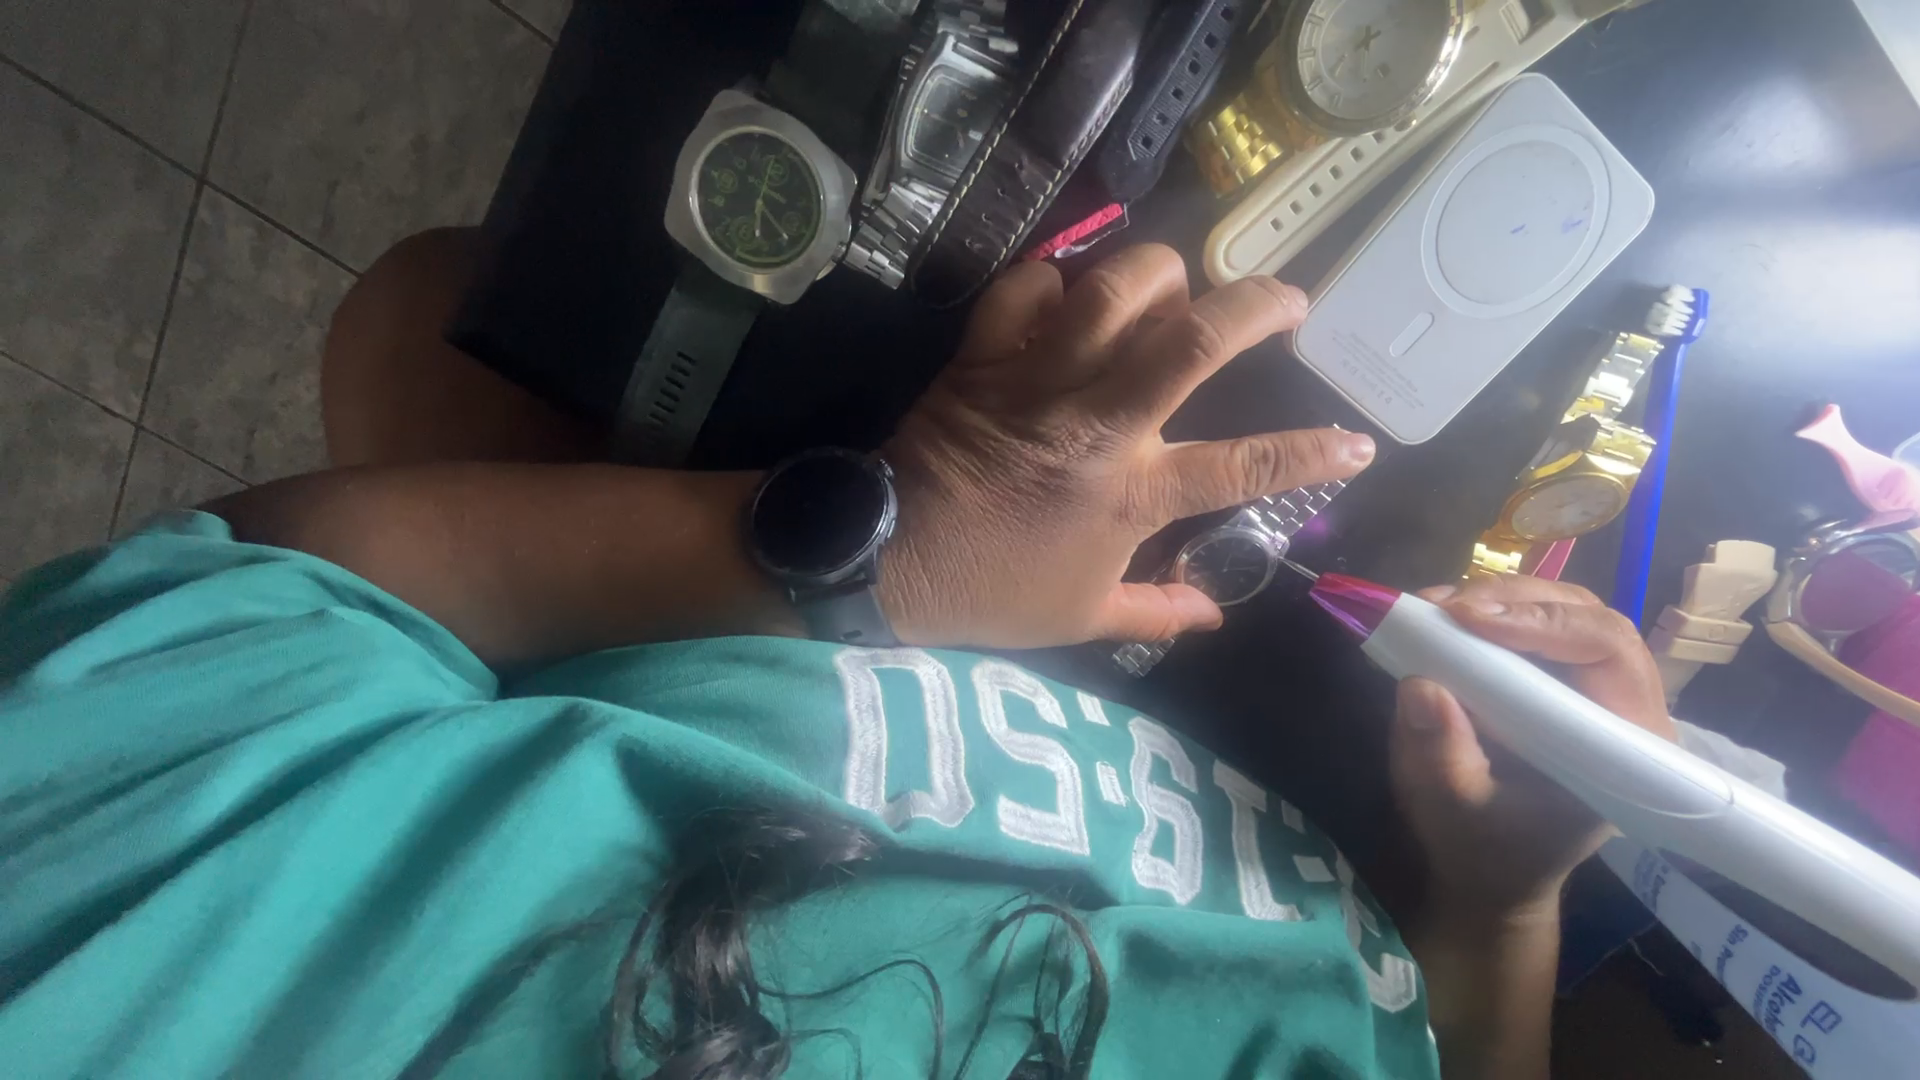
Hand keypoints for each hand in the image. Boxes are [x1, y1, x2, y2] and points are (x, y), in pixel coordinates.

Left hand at [877, 244, 1375, 648]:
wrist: (892, 563)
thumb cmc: (992, 594)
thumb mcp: (1083, 619)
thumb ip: (1158, 612)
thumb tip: (1219, 615)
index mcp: (1131, 493)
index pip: (1245, 466)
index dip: (1314, 453)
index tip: (1359, 442)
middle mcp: (1099, 423)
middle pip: (1196, 339)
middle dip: (1260, 304)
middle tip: (1286, 302)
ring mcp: (1039, 382)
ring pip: (1115, 288)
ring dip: (1161, 274)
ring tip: (1175, 290)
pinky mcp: (984, 359)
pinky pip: (1025, 289)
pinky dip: (1052, 281)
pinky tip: (1066, 299)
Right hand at [1388, 576, 1677, 920]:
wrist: (1491, 869)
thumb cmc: (1481, 845)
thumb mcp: (1449, 807)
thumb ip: (1440, 753)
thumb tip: (1420, 685)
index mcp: (1623, 745)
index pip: (1607, 649)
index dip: (1539, 622)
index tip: (1462, 619)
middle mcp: (1620, 705)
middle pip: (1587, 616)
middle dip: (1511, 599)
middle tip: (1437, 606)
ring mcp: (1588, 690)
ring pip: (1560, 611)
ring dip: (1494, 599)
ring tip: (1429, 608)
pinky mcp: (1553, 681)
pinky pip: (1530, 626)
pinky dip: (1483, 611)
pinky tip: (1440, 618)